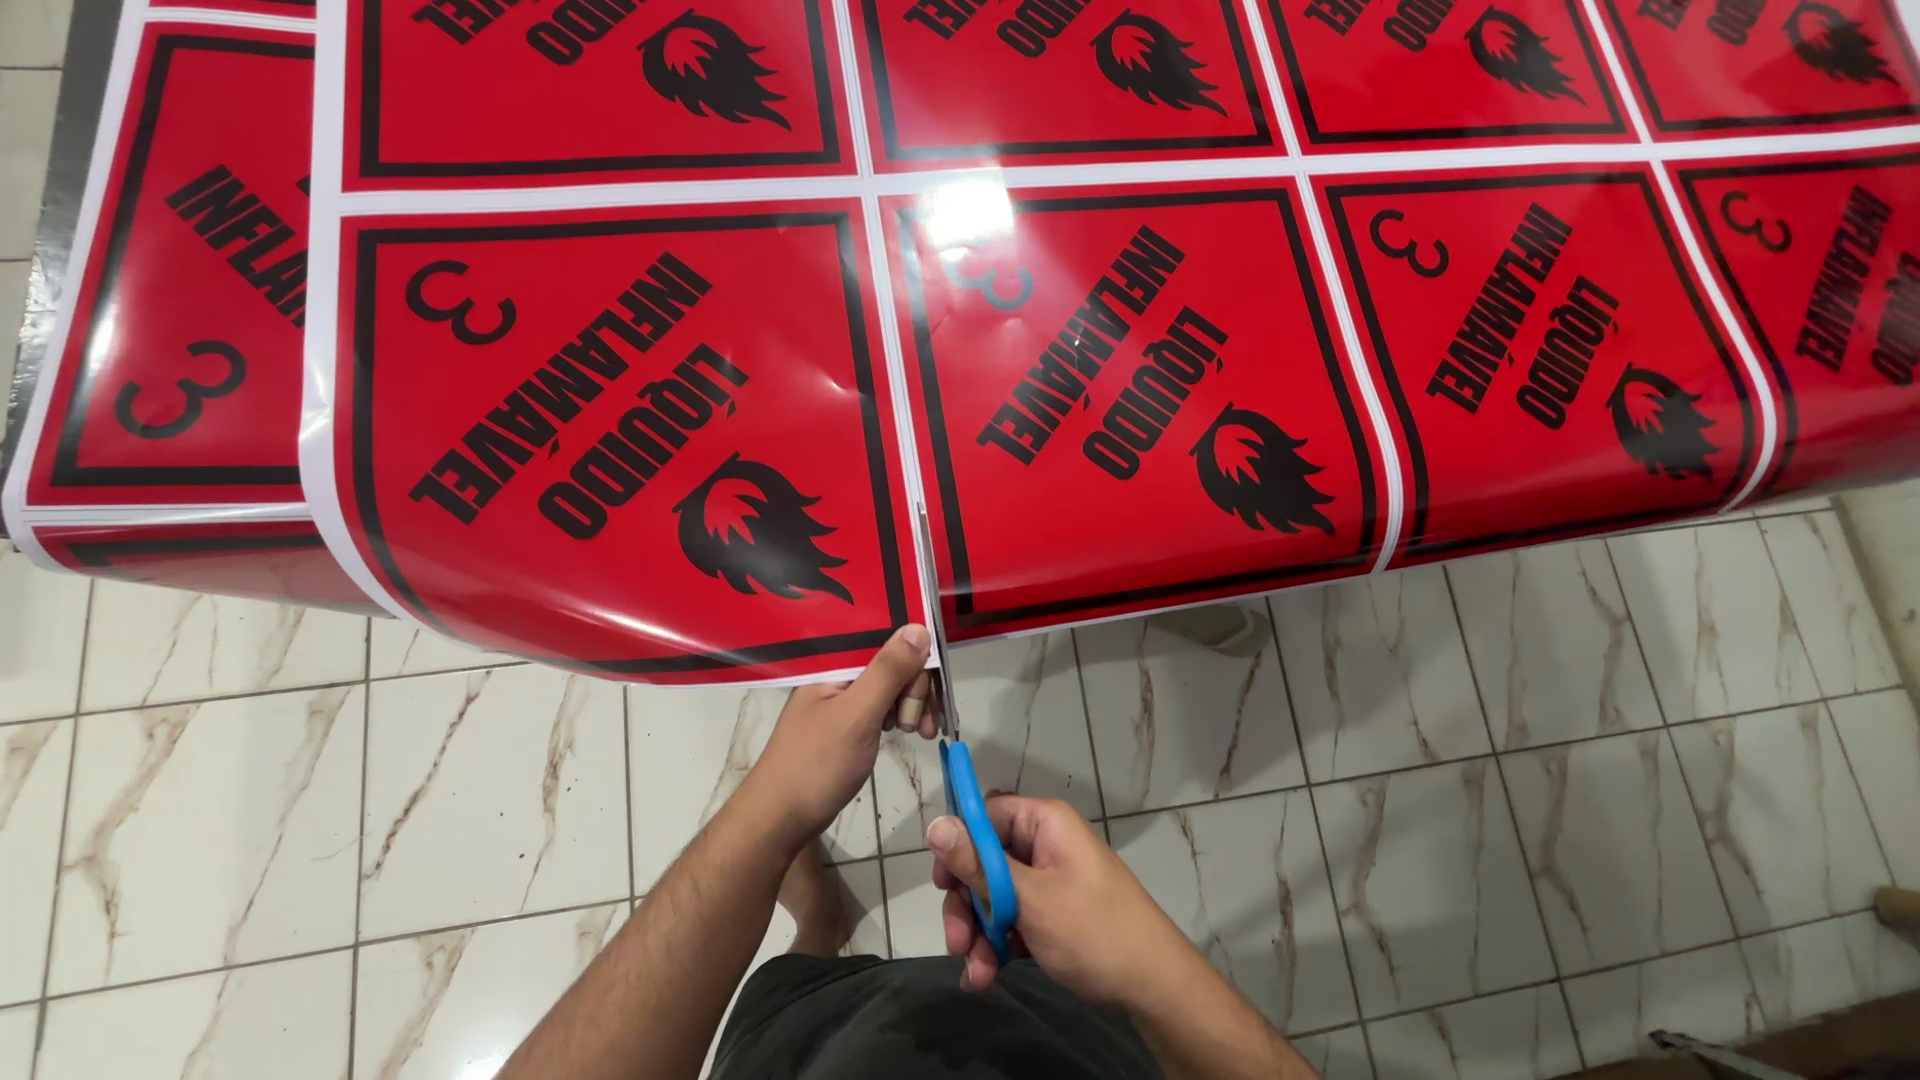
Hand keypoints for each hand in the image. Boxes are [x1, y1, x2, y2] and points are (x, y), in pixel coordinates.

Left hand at [745, 625, 933, 842]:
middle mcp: (837, 673)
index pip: (885, 638)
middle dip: (916, 688)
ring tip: (920, 734)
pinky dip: (900, 717)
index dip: (915, 655)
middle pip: (891, 662)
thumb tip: (918, 627)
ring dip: (912, 705)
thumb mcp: (857, 715)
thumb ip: (888, 671)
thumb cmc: (816, 765)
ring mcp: (841, 699)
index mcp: (833, 662)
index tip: (937, 682)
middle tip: (923, 725)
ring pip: (890, 686)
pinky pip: (881, 706)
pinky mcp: (847, 722)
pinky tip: (909, 733)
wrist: (781, 819)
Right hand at [928, 795, 1197, 1008]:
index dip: (959, 843)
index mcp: (1045, 823)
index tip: (941, 880)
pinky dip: (996, 946)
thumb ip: (978, 864)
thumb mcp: (1029, 898)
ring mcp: (1048, 881)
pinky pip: (1010, 920)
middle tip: (955, 941)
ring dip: (978, 934)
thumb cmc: (1093, 931)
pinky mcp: (1050, 915)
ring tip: (975, 972)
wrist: (1154, 987)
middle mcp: (1045, 844)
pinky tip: (985, 978)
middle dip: (966, 903)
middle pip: (984, 860)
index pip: (986, 814)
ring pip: (993, 896)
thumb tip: (936, 825)